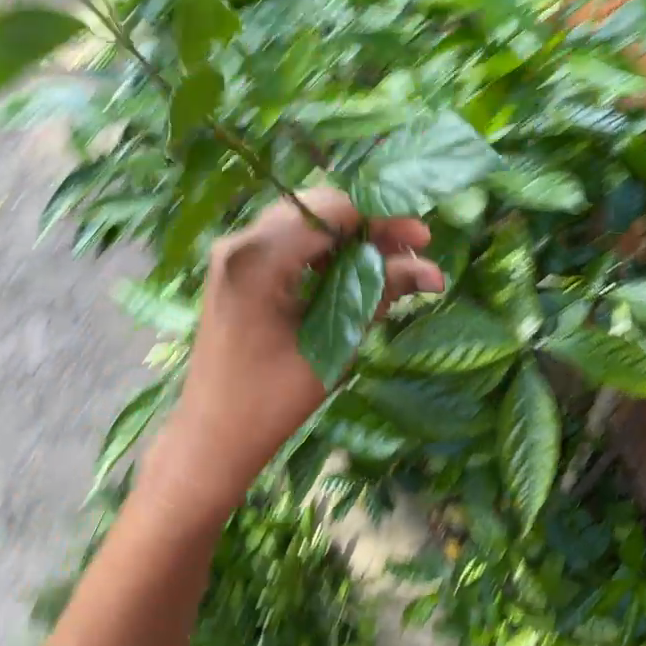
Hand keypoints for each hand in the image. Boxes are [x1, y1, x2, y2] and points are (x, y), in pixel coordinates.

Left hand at [143, 187, 444, 520]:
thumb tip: (433, 270)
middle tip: (413, 247)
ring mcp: (233, 253)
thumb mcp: (334, 345)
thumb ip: (379, 295)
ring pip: (306, 220)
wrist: (212, 436)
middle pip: (319, 208)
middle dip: (370, 225)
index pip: (332, 211)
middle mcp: (240, 243)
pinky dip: (325, 249)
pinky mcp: (236, 268)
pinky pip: (288, 239)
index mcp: (257, 258)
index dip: (381, 219)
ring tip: (390, 263)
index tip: (421, 237)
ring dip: (350, 237)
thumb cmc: (270, 401)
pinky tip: (352, 273)